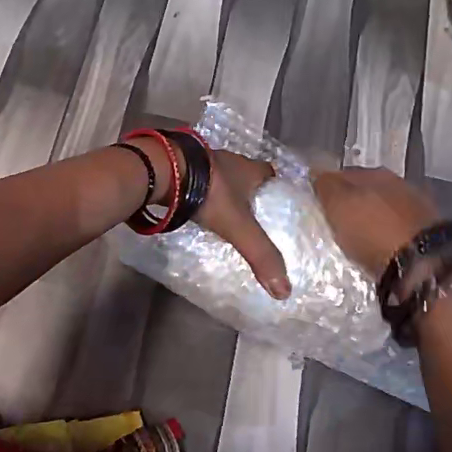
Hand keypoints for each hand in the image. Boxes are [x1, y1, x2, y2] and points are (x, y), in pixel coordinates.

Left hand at [195, 149, 290, 298]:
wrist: (167, 172)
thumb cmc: (211, 196)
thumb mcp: (239, 228)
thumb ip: (260, 255)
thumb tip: (284, 291)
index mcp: (250, 169)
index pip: (270, 175)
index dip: (274, 189)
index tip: (276, 207)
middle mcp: (230, 161)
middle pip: (245, 176)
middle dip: (247, 194)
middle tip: (249, 216)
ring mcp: (203, 161)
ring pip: (220, 178)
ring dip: (222, 194)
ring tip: (224, 215)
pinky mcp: (181, 166)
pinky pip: (197, 181)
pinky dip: (200, 194)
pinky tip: (197, 209)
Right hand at [313, 168, 440, 276]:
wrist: (421, 262)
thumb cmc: (372, 232)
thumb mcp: (339, 207)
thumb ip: (327, 186)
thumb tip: (317, 171)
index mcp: (373, 173)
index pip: (342, 174)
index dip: (327, 188)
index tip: (317, 204)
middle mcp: (397, 182)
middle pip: (365, 190)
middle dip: (351, 202)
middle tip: (335, 221)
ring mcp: (415, 205)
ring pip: (382, 206)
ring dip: (370, 216)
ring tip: (357, 236)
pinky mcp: (428, 229)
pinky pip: (397, 225)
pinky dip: (387, 231)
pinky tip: (380, 244)